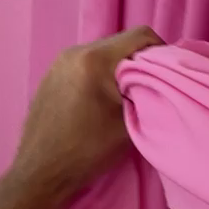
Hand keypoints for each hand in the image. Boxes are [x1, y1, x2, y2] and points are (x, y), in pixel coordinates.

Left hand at [7, 26, 164, 196]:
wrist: (41, 174)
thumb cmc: (87, 151)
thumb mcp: (129, 124)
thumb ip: (148, 94)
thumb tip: (160, 80)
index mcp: (94, 59)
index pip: (141, 35)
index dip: (162, 52)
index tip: (167, 75)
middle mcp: (74, 51)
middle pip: (121, 42)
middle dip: (140, 61)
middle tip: (149, 88)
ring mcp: (59, 62)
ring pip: (104, 53)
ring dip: (120, 69)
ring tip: (127, 97)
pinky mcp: (51, 74)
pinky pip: (86, 63)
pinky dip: (102, 74)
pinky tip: (103, 101)